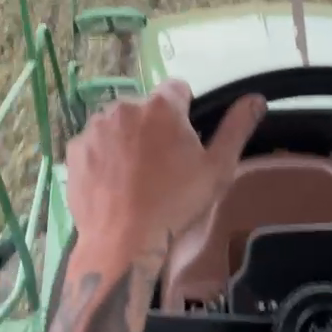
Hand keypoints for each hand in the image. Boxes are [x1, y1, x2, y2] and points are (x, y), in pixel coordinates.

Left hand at [64, 80, 265, 257]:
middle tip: (164, 166)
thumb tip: (255, 99)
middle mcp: (124, 107)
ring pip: (119, 124)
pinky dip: (104, 157)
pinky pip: (95, 144)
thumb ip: (236, 128)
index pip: (177, 89)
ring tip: (136, 179)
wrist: (122, 243)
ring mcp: (95, 128)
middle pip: (146, 108)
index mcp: (161, 106)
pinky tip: (113, 185)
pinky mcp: (75, 150)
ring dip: (128, 140)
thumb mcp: (218, 169)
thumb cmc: (176, 204)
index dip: (186, 111)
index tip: (186, 141)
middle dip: (155, 127)